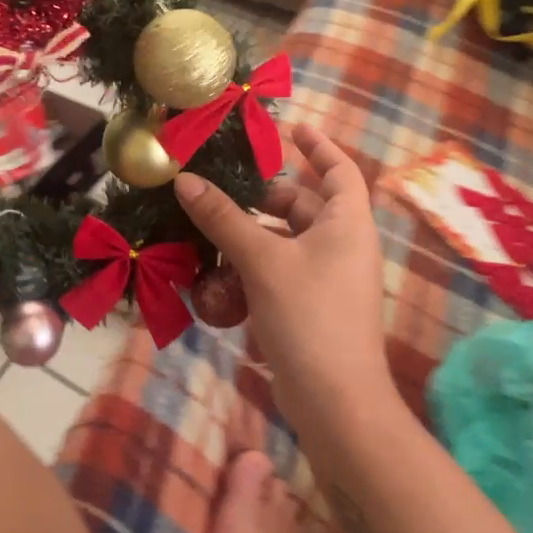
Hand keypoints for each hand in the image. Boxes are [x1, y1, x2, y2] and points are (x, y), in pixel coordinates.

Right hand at [173, 125, 401, 438]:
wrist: (336, 405)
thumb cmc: (310, 317)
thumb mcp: (262, 261)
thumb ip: (223, 218)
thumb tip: (185, 179)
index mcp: (347, 225)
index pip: (340, 170)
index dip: (318, 146)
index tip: (291, 127)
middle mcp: (342, 247)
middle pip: (303, 206)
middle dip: (263, 197)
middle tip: (222, 187)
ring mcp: (327, 281)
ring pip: (284, 242)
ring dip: (248, 237)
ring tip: (206, 230)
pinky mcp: (309, 310)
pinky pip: (277, 275)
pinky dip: (250, 271)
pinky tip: (216, 279)